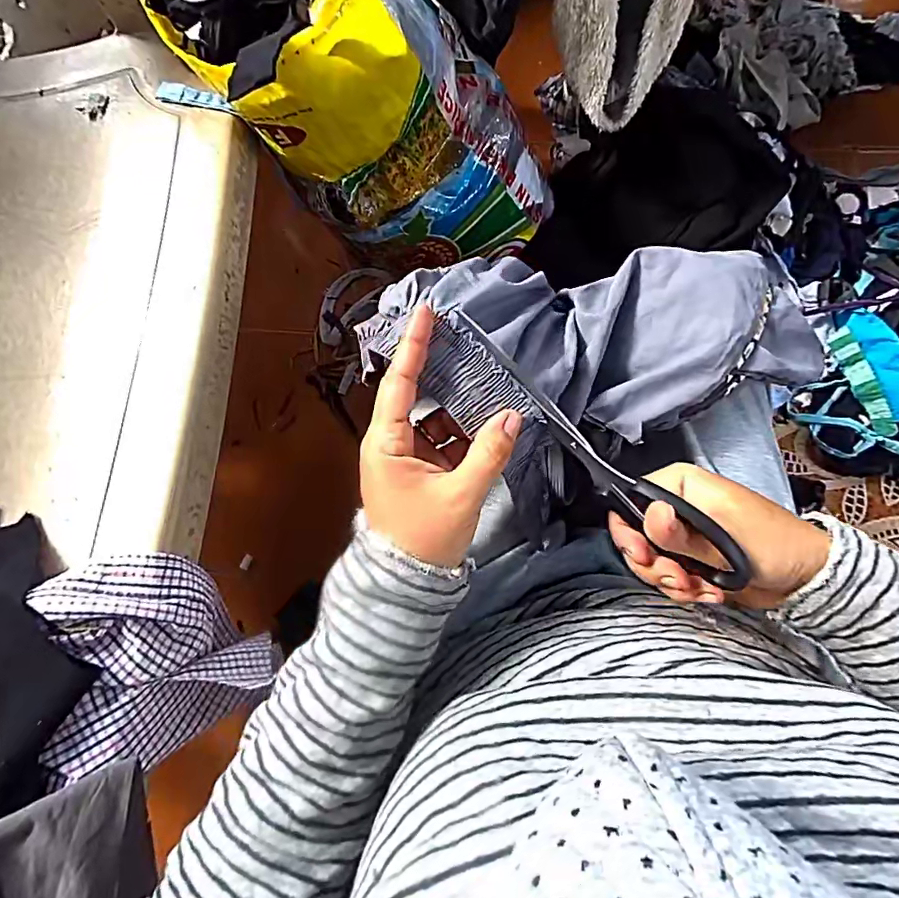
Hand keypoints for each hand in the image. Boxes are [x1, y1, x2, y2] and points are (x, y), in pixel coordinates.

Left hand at [361, 303, 520, 567]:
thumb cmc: (422, 541)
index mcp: (386, 444)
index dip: (414, 346)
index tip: (425, 313)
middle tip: (459, 339)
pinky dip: (463, 431)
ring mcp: (405, 456)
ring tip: (485, 386)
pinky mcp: (420, 469)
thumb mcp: (461, 496)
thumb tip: (511, 418)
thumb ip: (488, 454)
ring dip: (458, 407)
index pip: (400, 383)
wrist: (407, 584)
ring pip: (433, 417)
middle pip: (415, 394)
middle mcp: (390, 444)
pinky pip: (442, 439)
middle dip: (439, 370)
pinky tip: (486, 424)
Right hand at [607, 464, 830, 609]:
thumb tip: (651, 515)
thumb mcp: (727, 538)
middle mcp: (680, 506)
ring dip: (672, 582)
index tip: (646, 555)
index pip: (632, 500)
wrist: (804, 576)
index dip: (631, 531)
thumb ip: (683, 532)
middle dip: (654, 565)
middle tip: (678, 575)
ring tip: (700, 586)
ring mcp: (685, 534)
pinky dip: (685, 590)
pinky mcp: (692, 558)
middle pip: (637, 536)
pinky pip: (669, 576)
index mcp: (683, 485)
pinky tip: (709, 591)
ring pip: (651, 561)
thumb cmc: (777, 545)